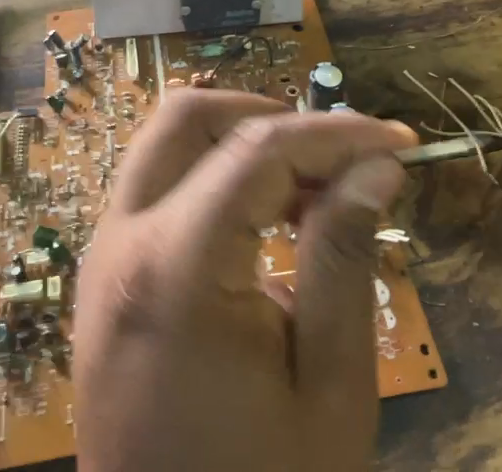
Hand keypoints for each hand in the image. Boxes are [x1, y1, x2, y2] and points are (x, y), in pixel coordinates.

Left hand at [73, 90, 417, 471]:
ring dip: (238, 144)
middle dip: (271, 117)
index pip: (259, 151)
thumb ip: (344, 257)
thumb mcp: (328, 383)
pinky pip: (154, 192)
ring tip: (313, 189)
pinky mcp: (103, 280)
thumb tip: (375, 165)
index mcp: (177, 266)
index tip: (400, 141)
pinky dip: (210, 178)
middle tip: (342, 159)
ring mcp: (101, 259)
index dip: (338, 134)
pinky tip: (264, 220)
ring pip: (162, 147)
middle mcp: (121, 242)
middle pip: (186, 118)